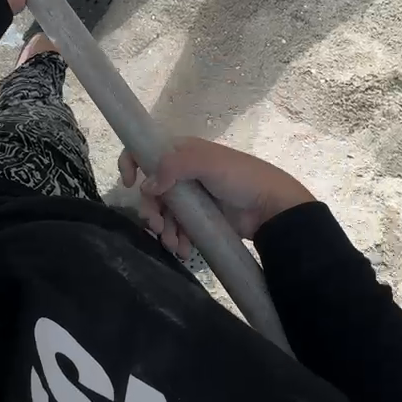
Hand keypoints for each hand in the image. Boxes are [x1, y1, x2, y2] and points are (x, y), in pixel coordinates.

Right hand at [118, 138, 314, 259]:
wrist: (272, 208)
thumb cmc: (240, 177)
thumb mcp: (207, 163)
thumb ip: (173, 166)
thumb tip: (147, 186)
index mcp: (180, 152)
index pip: (144, 151)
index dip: (131, 163)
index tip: (129, 183)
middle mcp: (180, 172)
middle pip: (150, 189)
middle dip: (150, 209)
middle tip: (155, 226)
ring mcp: (190, 198)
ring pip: (163, 212)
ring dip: (162, 229)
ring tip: (173, 245)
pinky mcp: (199, 219)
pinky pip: (177, 228)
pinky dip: (176, 239)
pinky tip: (183, 250)